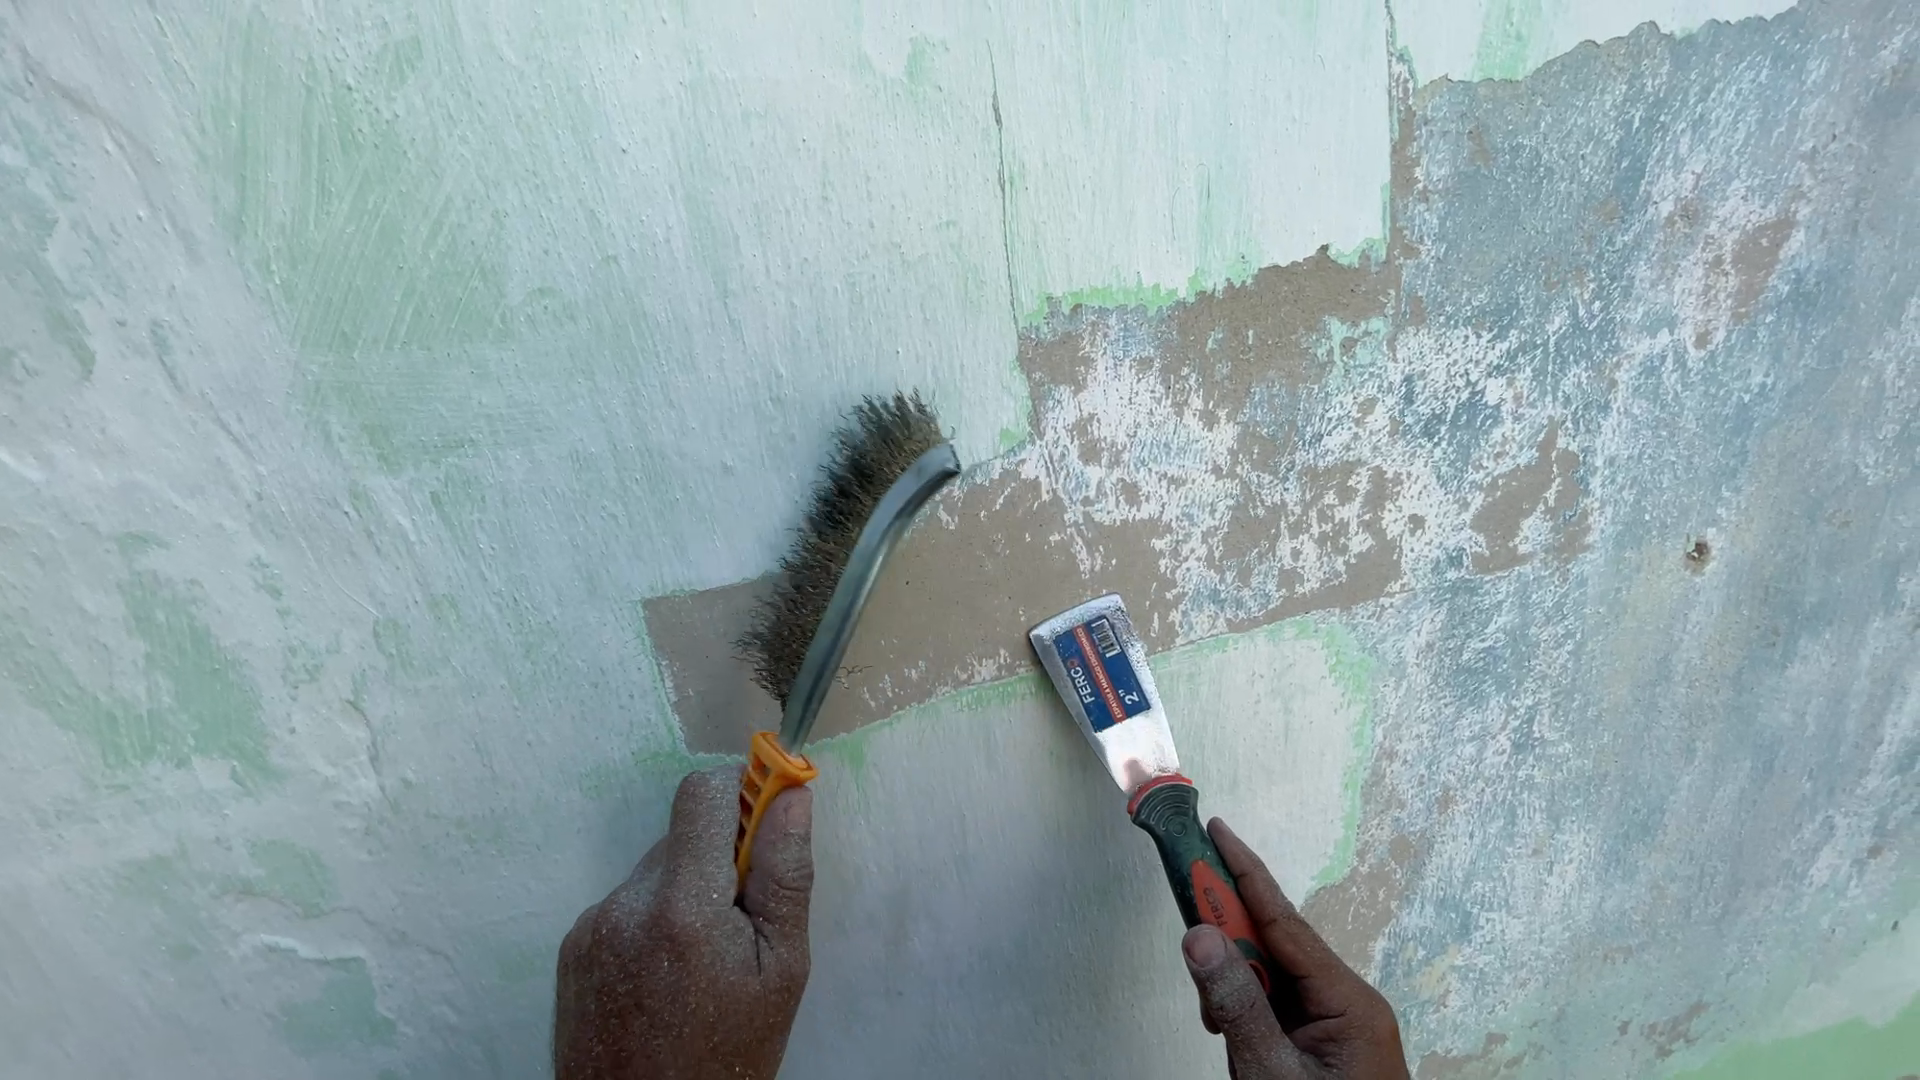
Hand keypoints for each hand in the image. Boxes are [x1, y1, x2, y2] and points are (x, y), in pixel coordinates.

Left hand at [553, 765, 813, 1079]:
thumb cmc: (730, 1053)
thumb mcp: (783, 966)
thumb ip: (786, 872)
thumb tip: (792, 794)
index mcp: (681, 905)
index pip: (702, 792)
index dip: (740, 789)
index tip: (767, 818)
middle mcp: (624, 902)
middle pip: (684, 831)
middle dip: (723, 852)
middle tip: (747, 912)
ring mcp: (590, 925)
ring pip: (660, 865)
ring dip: (691, 884)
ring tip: (706, 952)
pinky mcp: (572, 946)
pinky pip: (630, 898)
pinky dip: (658, 912)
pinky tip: (670, 967)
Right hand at [1181, 819, 1408, 1078]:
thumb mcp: (1270, 1074)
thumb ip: (1234, 1001)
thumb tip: (1198, 932)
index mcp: (1349, 1001)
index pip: (1283, 918)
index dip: (1243, 869)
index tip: (1216, 827)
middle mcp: (1346, 1000)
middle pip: (1274, 941)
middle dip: (1228, 933)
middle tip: (1188, 911)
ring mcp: (1334, 1020)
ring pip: (1268, 972)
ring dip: (1233, 983)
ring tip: (1220, 1030)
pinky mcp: (1319, 1039)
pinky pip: (1272, 1000)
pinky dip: (1242, 1006)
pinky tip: (1230, 1035)